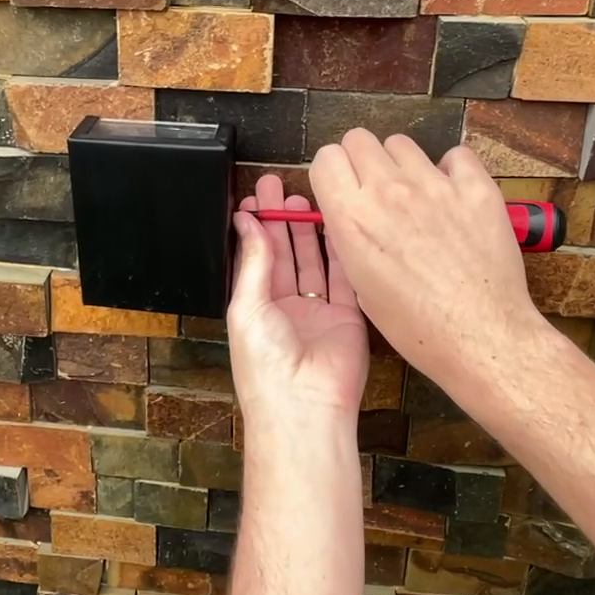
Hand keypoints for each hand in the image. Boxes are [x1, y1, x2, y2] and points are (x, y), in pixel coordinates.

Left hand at [226, 174, 368, 428]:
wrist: (303, 406)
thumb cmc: (264, 366)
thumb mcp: (248, 306)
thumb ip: (253, 262)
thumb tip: (246, 223)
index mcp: (256, 306)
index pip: (256, 257)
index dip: (256, 227)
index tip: (255, 197)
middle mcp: (286, 306)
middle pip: (285, 253)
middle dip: (281, 220)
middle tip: (280, 188)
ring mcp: (318, 310)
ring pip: (314, 260)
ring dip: (309, 231)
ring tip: (304, 200)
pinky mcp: (348, 317)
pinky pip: (345, 278)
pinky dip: (341, 251)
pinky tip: (337, 225)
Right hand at [309, 130, 546, 401]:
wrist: (480, 336)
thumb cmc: (415, 324)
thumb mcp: (360, 285)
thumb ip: (350, 239)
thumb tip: (349, 216)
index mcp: (352, 217)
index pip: (325, 157)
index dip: (331, 173)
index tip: (341, 188)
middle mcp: (388, 191)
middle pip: (359, 139)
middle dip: (361, 161)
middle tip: (374, 190)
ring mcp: (434, 185)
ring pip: (402, 143)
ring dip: (401, 164)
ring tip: (414, 195)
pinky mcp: (475, 187)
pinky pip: (455, 155)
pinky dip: (451, 170)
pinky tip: (452, 197)